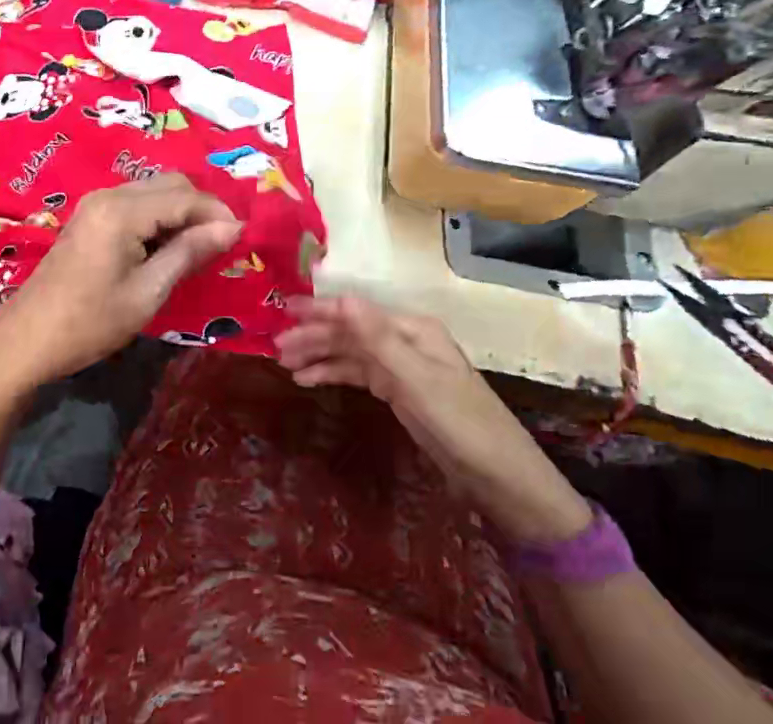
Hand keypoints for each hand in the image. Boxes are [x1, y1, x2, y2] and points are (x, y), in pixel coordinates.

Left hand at [0, 175, 240, 391]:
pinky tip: (167, 248)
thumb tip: (233, 227)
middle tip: (219, 246)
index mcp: (122, 211)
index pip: (186, 197)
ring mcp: (96, 203)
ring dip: (181, 213)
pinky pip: (136, 203)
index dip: (218, 214)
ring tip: (197, 250)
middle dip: (201, 209)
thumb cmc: (90, 322)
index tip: (242, 239)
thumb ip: (190, 252)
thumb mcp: (148, 292)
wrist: (28, 339)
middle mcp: (109, 195)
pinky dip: (159, 217)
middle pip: (171, 184)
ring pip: (154, 191)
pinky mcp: (90, 217)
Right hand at [275, 296, 591, 543]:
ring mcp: (400, 366)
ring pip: (350, 353)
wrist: (496, 474)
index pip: (356, 312)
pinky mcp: (397, 391)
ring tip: (285, 365)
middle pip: (349, 331)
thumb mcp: (416, 379)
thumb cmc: (459, 422)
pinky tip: (308, 380)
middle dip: (313, 336)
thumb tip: (342, 298)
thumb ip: (377, 338)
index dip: (319, 310)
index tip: (283, 312)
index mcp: (411, 329)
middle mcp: (403, 340)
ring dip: (318, 355)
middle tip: (276, 348)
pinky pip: (357, 374)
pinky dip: (332, 374)